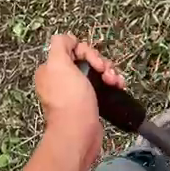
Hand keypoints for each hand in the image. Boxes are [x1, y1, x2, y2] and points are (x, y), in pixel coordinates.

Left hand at [32, 33, 123, 150]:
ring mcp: (75, 91)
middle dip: (101, 63)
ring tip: (115, 82)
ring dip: (109, 72)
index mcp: (50, 69)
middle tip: (105, 72)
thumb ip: (60, 44)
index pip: (72, 48)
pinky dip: (111, 82)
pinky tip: (118, 85)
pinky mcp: (88, 101)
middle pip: (86, 59)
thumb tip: (69, 39)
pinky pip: (101, 84)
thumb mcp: (59, 64)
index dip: (86, 51)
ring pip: (96, 71)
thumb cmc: (70, 98)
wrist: (79, 131)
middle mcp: (61, 79)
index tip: (94, 63)